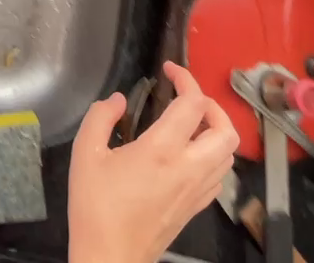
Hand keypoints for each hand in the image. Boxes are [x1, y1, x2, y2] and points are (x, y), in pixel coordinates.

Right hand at [68, 62, 240, 262]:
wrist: (110, 257)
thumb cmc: (95, 204)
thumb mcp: (85, 152)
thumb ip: (101, 117)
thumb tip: (117, 100)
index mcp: (161, 150)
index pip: (193, 105)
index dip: (186, 79)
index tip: (168, 70)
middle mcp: (188, 168)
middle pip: (226, 131)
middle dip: (212, 105)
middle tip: (186, 97)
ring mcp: (197, 191)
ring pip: (228, 155)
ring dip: (215, 131)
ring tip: (188, 122)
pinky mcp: (196, 208)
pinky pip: (219, 175)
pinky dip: (212, 155)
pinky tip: (187, 154)